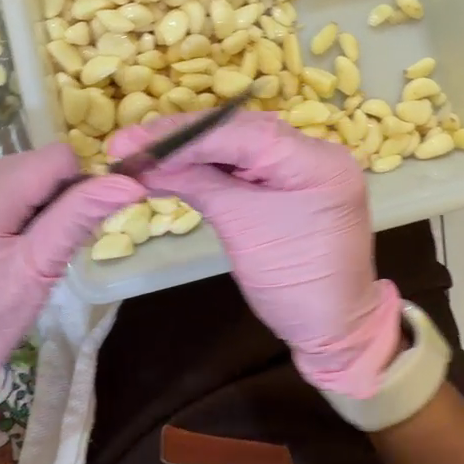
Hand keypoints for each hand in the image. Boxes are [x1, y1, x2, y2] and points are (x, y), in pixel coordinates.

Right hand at [107, 110, 399, 396]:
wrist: (336, 332)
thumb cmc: (294, 284)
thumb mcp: (241, 228)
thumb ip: (196, 184)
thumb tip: (142, 163)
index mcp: (314, 160)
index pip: (239, 132)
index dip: (182, 135)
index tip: (132, 141)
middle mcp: (313, 151)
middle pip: (237, 131)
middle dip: (181, 138)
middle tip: (128, 143)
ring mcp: (303, 166)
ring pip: (237, 145)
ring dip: (189, 150)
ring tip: (141, 152)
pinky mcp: (289, 183)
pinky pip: (244, 165)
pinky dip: (207, 167)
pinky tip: (172, 166)